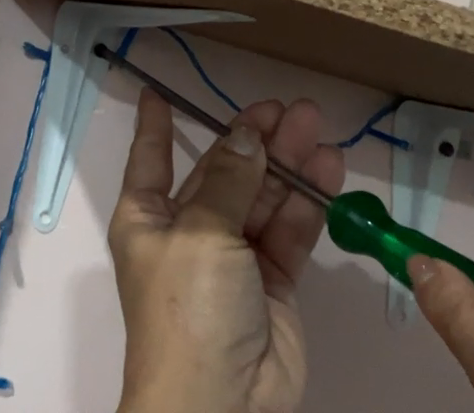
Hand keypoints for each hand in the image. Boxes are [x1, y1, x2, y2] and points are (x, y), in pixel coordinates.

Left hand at [110, 89, 344, 412]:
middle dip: (252, 139)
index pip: (150, 158)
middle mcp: (186, 230)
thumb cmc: (188, 304)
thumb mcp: (200, 233)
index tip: (155, 92)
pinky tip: (326, 169)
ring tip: (314, 124)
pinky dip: (307, 202)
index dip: (156, 126)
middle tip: (287, 105)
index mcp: (146, 215)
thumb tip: (245, 135)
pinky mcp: (272, 283)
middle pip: (220, 173)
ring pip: (260, 198)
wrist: (220, 401)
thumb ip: (228, 182)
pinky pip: (288, 232)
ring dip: (287, 163)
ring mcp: (231, 257)